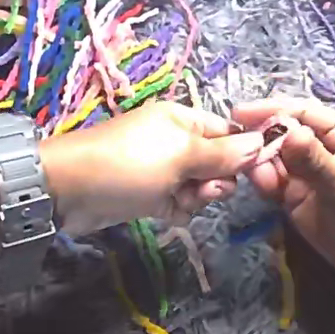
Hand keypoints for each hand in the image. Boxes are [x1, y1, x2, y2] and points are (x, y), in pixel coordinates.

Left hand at [42, 102, 262, 233]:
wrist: (71, 190)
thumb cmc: (130, 163)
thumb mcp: (182, 154)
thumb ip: (223, 153)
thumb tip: (263, 142)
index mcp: (184, 120)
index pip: (228, 132)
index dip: (243, 152)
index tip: (253, 172)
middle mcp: (176, 142)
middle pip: (217, 163)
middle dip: (217, 179)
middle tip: (204, 189)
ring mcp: (162, 170)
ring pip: (200, 187)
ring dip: (197, 198)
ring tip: (180, 200)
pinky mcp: (149, 195)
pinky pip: (179, 203)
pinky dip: (178, 210)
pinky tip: (168, 213)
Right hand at [232, 97, 334, 289]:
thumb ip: (315, 161)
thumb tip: (288, 132)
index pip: (303, 112)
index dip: (272, 109)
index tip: (239, 113)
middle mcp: (321, 150)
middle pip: (283, 133)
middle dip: (260, 136)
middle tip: (236, 146)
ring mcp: (307, 174)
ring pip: (274, 158)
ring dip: (258, 160)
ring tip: (248, 170)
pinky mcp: (295, 198)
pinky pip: (273, 182)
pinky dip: (262, 181)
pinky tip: (260, 186)